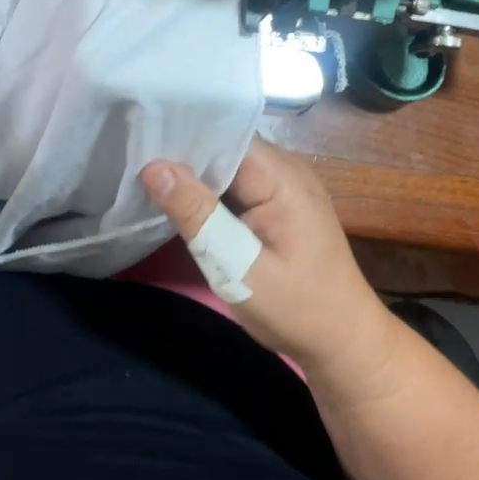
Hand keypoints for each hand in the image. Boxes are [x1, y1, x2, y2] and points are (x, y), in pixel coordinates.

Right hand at [140, 140, 388, 375]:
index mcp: (282, 176)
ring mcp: (283, 184)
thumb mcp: (239, 267)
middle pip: (223, 144)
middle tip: (132, 154)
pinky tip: (177, 195)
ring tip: (144, 168)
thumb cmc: (297, 310)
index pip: (223, 134)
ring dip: (191, 170)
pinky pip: (235, 181)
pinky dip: (207, 187)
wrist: (346, 346)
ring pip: (226, 162)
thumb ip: (197, 215)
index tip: (139, 136)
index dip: (181, 133)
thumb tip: (153, 167)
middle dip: (180, 150)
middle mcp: (285, 168)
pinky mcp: (277, 201)